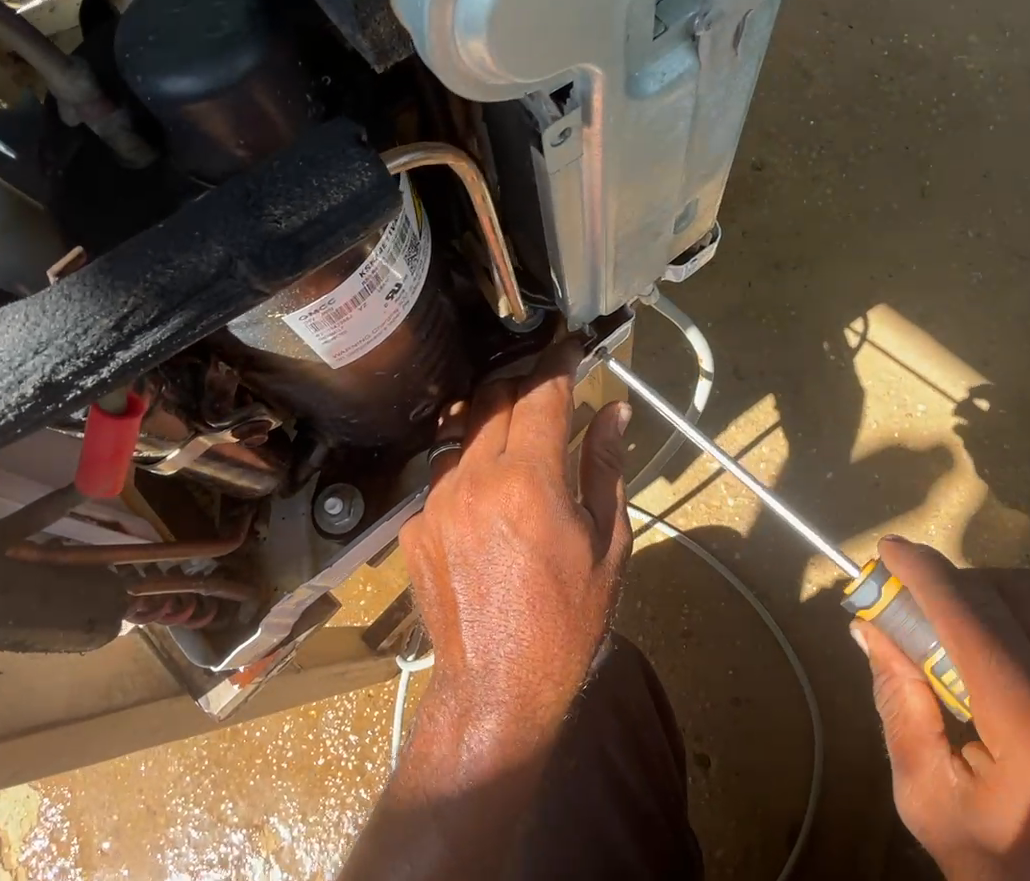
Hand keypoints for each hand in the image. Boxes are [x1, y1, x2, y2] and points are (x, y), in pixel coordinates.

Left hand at [402, 341, 633, 726]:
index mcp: (528, 480)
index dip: (558, 361)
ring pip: (458, 429)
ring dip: (488, 415)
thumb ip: (605, 469)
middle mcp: (474, 478)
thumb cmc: (567, 620)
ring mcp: (436, 500)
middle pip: (492, 398)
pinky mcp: (414, 524)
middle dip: (522, 381)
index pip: (541, 395)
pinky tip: (484, 480)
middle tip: (547, 385)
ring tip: (514, 424)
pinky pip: (439, 471)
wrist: (497, 685)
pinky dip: (466, 459)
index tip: (569, 344)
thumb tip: (615, 414)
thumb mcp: (607, 545)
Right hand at [852, 538, 1029, 880]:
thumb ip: (900, 708)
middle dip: (964, 581)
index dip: (926, 572)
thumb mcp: (931, 805)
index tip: (892, 549)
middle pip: (1024, 593)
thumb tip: (872, 629)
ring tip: (984, 625)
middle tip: (929, 599)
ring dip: (1015, 595)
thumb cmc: (1013, 879)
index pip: (973, 618)